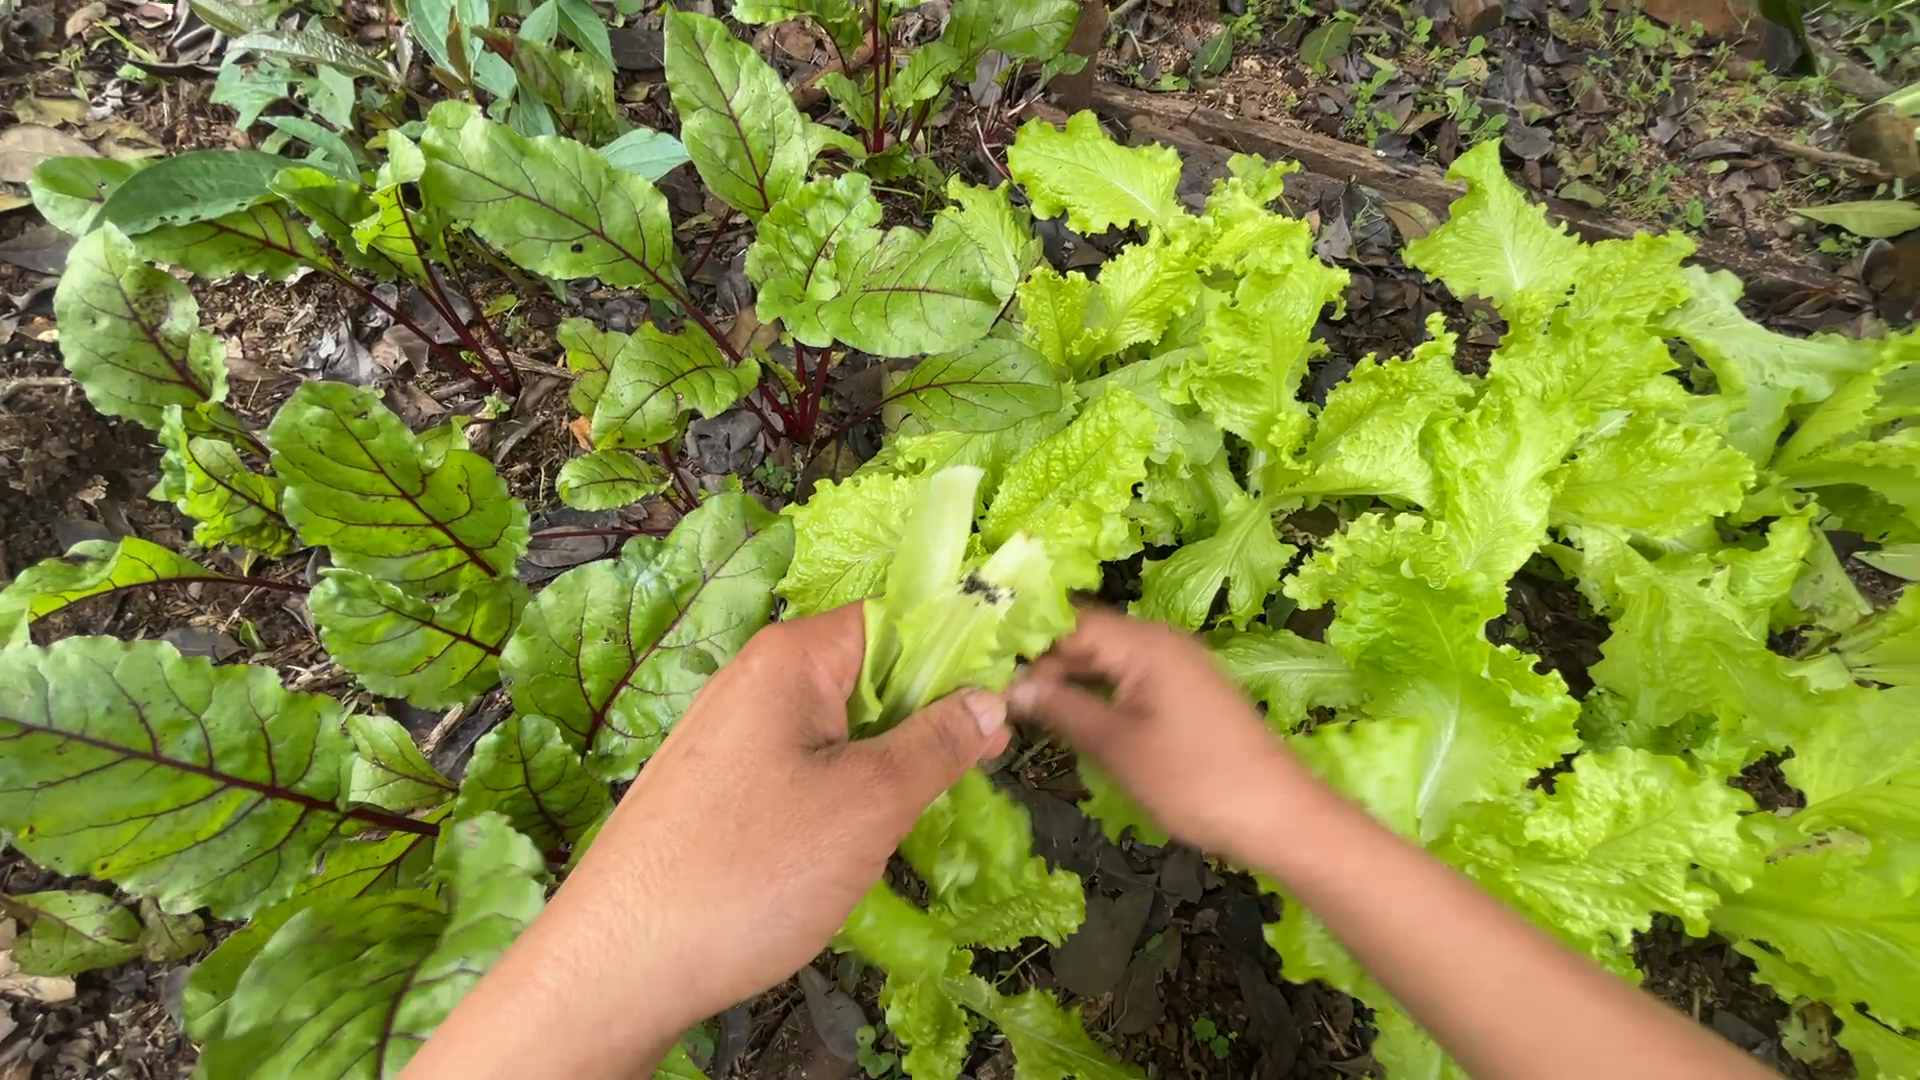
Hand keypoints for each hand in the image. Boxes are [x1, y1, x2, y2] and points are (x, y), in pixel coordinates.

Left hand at [560, 602, 1011, 1035]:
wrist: (613, 969)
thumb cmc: (752, 870)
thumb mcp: (870, 803)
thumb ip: (940, 743)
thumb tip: (991, 700)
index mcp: (793, 655)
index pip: (896, 620)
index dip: (954, 654)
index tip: (997, 703)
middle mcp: (758, 674)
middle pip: (869, 670)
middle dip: (923, 714)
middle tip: (967, 765)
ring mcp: (734, 727)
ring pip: (840, 720)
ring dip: (887, 754)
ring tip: (907, 808)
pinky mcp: (722, 776)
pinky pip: (805, 756)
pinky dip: (844, 781)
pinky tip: (851, 832)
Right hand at [1010, 607, 1318, 864]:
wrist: (1280, 815)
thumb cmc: (1194, 780)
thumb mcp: (1116, 746)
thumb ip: (1061, 708)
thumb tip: (1010, 687)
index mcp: (1143, 642)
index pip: (1067, 622)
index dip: (1024, 640)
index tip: (986, 665)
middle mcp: (1159, 639)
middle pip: (1086, 636)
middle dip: (1043, 660)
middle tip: (998, 691)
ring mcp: (1176, 662)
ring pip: (1105, 656)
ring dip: (1068, 676)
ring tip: (1024, 703)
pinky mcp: (1184, 687)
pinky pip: (1128, 674)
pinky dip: (1097, 688)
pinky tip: (1072, 712)